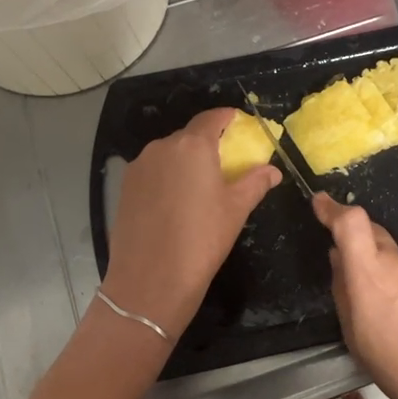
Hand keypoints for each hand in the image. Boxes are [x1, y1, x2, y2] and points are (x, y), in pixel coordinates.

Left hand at [103, 108, 280, 338]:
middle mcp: (162, 147)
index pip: (212, 118)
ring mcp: (139, 167)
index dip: (228, 118)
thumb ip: (255, 182)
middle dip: (208, 144)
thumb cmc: (202, 240)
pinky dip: (167, 178)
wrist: (150, 281)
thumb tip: (272, 171)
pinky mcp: (125, 188)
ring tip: (200, 188)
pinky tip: (175, 204)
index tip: (240, 125)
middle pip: (189, 136)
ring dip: (185, 163)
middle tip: (225, 164)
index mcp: (192, 146)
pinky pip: (153, 173)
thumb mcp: (236, 209)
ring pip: (168, 155)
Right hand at [314, 193, 397, 398]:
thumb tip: (340, 261)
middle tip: (349, 270)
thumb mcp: (356, 338)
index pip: (350, 223)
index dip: (332, 209)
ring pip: (395, 258)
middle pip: (373, 233)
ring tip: (386, 314)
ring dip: (383, 272)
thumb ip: (344, 292)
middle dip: (357, 243)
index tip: (320, 203)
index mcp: (370, 274)